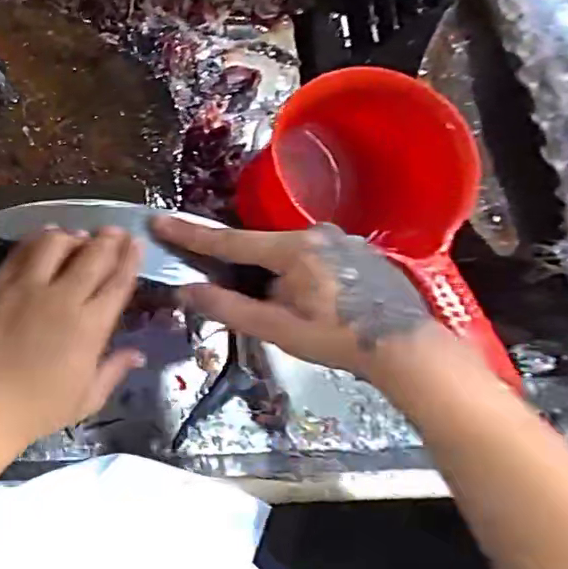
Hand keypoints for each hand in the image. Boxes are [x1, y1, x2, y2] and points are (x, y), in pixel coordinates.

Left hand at [0, 226, 145, 447]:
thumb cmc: (42, 408)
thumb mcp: (89, 397)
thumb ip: (115, 369)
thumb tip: (138, 353)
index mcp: (90, 326)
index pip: (118, 282)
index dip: (129, 259)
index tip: (135, 244)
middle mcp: (62, 299)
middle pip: (92, 256)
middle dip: (108, 240)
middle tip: (114, 231)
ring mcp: (27, 290)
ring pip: (55, 245)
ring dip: (72, 237)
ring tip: (78, 236)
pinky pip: (20, 253)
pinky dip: (36, 240)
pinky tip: (44, 237)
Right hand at [151, 217, 432, 374]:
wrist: (407, 347)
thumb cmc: (338, 338)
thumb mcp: (278, 328)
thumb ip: (229, 308)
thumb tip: (186, 291)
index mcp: (292, 249)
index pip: (229, 241)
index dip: (191, 234)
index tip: (160, 222)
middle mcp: (316, 233)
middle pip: (261, 247)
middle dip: (246, 270)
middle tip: (251, 299)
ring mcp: (341, 239)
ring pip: (289, 253)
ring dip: (278, 275)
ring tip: (297, 312)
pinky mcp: (357, 251)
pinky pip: (313, 256)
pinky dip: (302, 274)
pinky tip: (318, 303)